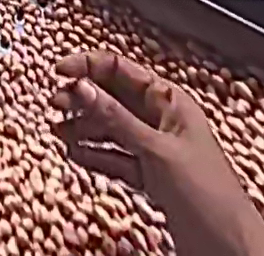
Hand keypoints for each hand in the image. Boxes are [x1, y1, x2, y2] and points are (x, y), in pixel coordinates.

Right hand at [53, 52, 263, 255]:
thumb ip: (116, 118)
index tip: (59, 71)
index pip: (120, 69)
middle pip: (112, 97)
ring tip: (57, 131)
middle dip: (82, 98)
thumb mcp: (157, 152)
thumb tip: (80, 85)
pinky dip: (95, 156)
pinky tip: (74, 155)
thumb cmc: (208, 198)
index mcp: (169, 101)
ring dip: (83, 127)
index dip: (88, 66)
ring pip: (111, 128)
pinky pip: (116, 158)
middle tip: (55, 105)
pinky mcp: (152, 179)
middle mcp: (160, 120)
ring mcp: (155, 150)